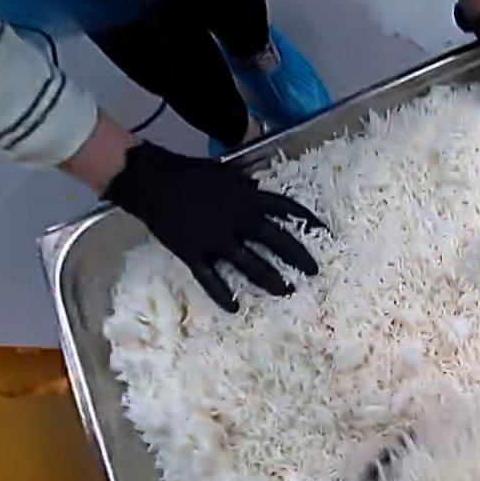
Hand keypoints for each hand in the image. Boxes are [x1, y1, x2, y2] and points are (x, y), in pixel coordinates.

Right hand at [102, 142, 323, 309]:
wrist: (152, 180)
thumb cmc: (192, 173)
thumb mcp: (229, 173)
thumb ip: (248, 187)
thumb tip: (261, 190)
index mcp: (249, 199)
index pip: (287, 208)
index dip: (308, 220)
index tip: (327, 232)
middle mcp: (238, 220)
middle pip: (276, 240)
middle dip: (298, 256)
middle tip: (314, 271)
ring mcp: (215, 238)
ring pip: (249, 264)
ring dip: (270, 279)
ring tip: (287, 290)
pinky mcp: (192, 253)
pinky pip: (209, 278)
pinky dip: (222, 294)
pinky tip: (235, 308)